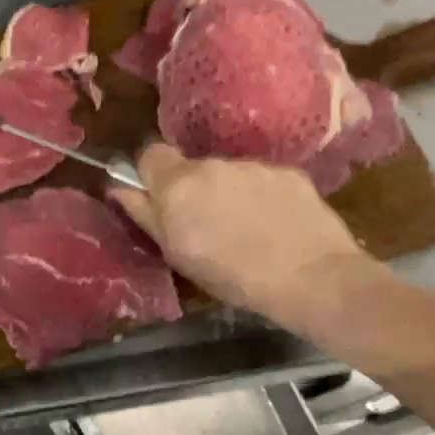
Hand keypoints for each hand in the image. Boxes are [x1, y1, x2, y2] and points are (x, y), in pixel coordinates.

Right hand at [111, 143, 381, 325]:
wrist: (316, 280)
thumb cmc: (233, 274)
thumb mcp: (175, 252)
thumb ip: (143, 214)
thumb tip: (118, 188)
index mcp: (177, 183)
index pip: (150, 153)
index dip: (153, 174)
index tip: (162, 199)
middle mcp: (212, 165)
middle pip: (192, 167)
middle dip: (196, 189)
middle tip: (209, 224)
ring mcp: (254, 167)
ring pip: (229, 174)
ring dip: (230, 193)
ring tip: (249, 229)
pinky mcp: (291, 174)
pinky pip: (264, 180)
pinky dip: (265, 197)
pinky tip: (278, 225)